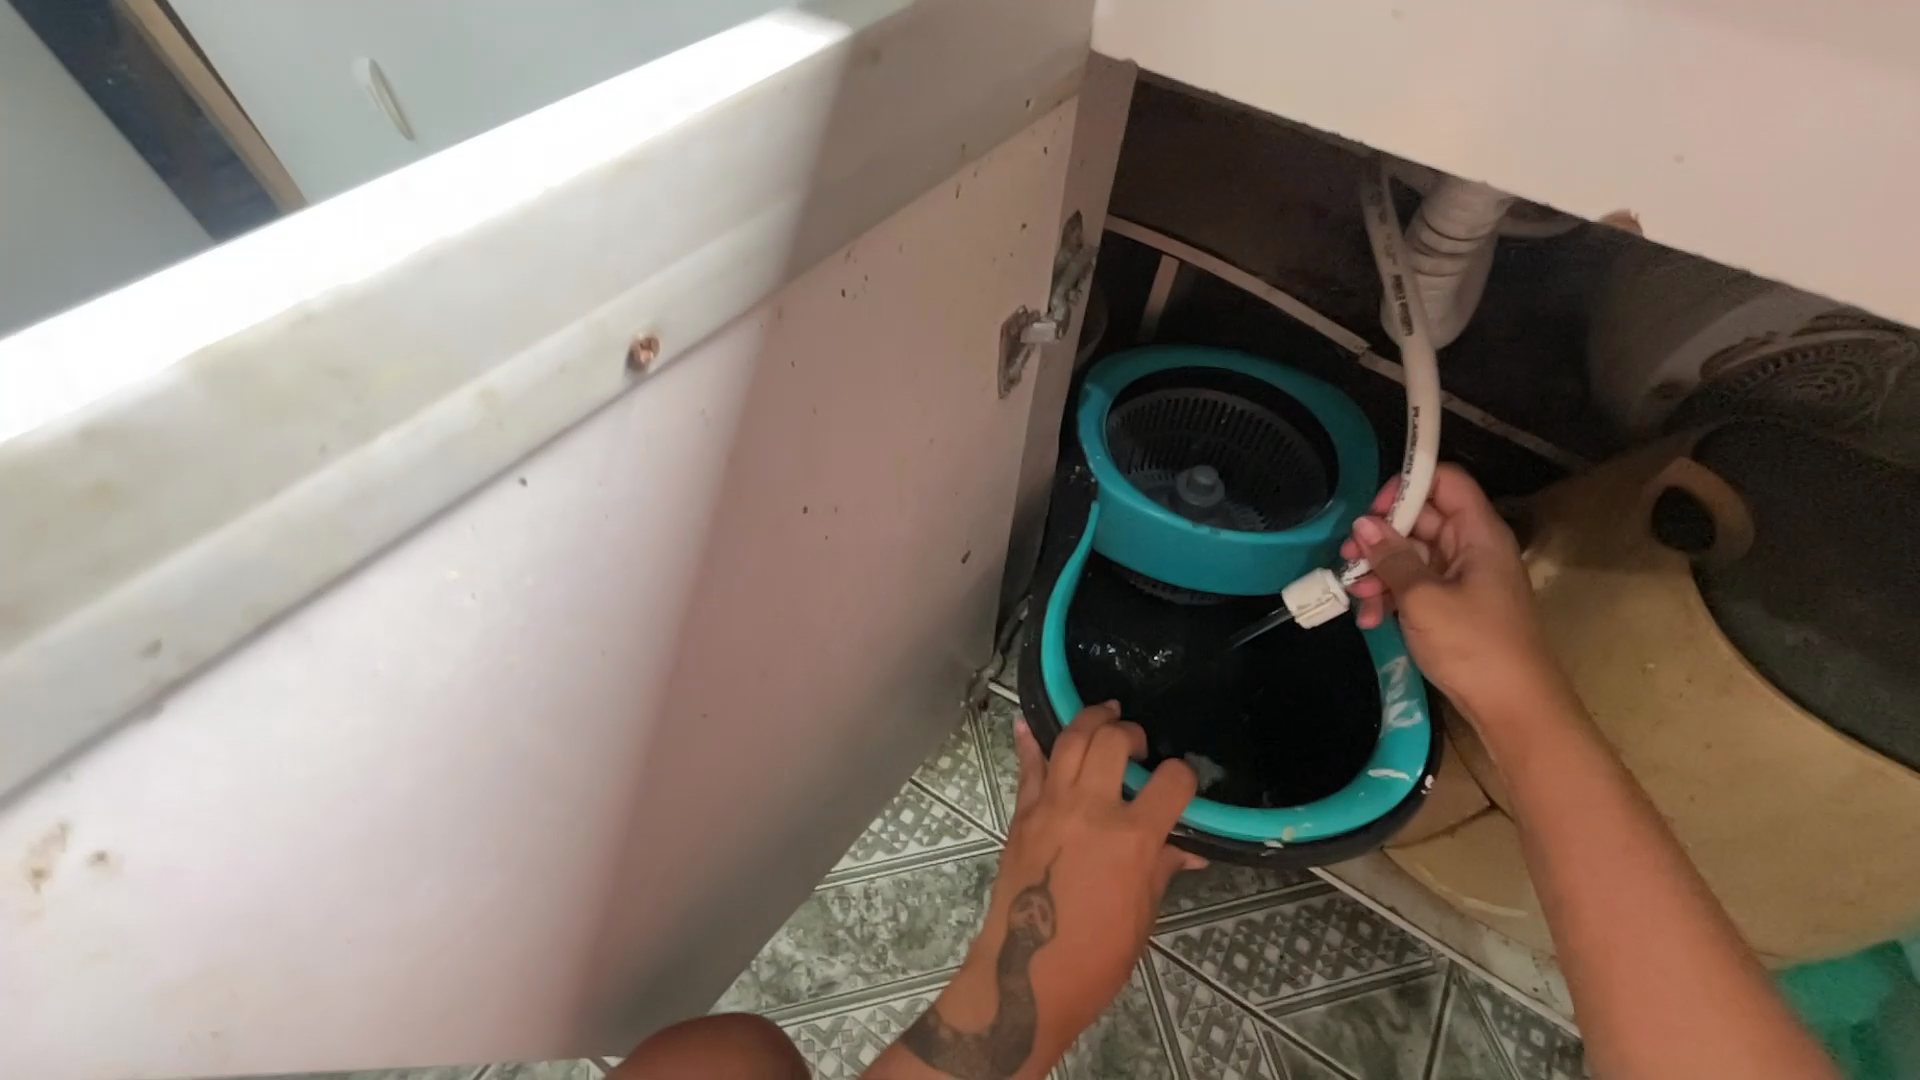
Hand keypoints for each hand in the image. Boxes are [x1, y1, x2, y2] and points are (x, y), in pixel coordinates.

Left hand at [998, 704, 1203, 1035]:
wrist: (1027, 974)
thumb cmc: (1097, 955)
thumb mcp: (1143, 914)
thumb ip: (1162, 867)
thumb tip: (1189, 848)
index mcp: (1132, 838)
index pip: (1172, 781)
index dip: (1184, 775)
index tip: (1182, 780)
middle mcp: (1090, 808)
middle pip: (1112, 741)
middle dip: (1130, 732)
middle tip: (1136, 742)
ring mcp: (1051, 805)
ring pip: (1069, 740)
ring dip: (1088, 719)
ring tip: (1103, 714)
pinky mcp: (1022, 812)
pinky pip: (1027, 767)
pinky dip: (1028, 741)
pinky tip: (1028, 722)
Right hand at [1340, 465, 1568, 721]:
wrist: (1513, 707)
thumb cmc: (1474, 645)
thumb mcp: (1423, 598)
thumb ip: (1392, 558)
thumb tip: (1363, 524)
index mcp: (1478, 535)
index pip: (1444, 481)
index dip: (1405, 487)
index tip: (1372, 514)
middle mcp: (1471, 548)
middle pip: (1420, 518)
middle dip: (1379, 536)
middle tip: (1347, 559)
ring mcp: (1461, 577)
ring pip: (1410, 554)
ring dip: (1378, 571)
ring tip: (1357, 596)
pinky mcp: (1451, 604)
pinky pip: (1413, 583)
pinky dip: (1389, 595)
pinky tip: (1371, 618)